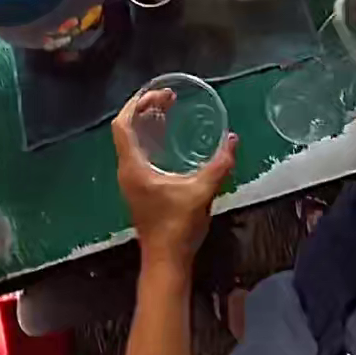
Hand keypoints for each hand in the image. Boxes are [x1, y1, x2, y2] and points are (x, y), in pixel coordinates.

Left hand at [112, 90, 236, 269]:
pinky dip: (150, 136)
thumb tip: (233, 140)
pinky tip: (168, 135)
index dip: (135, 104)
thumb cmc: (178, 227)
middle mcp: (127, 169)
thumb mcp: (201, 192)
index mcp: (134, 167)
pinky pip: (139, 150)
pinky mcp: (139, 185)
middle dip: (144, 108)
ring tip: (167, 108)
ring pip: (132, 139)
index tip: (156, 94)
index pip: (122, 125)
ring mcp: (132, 178)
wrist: (166, 261)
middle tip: (168, 97)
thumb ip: (219, 165)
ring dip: (146, 121)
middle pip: (126, 128)